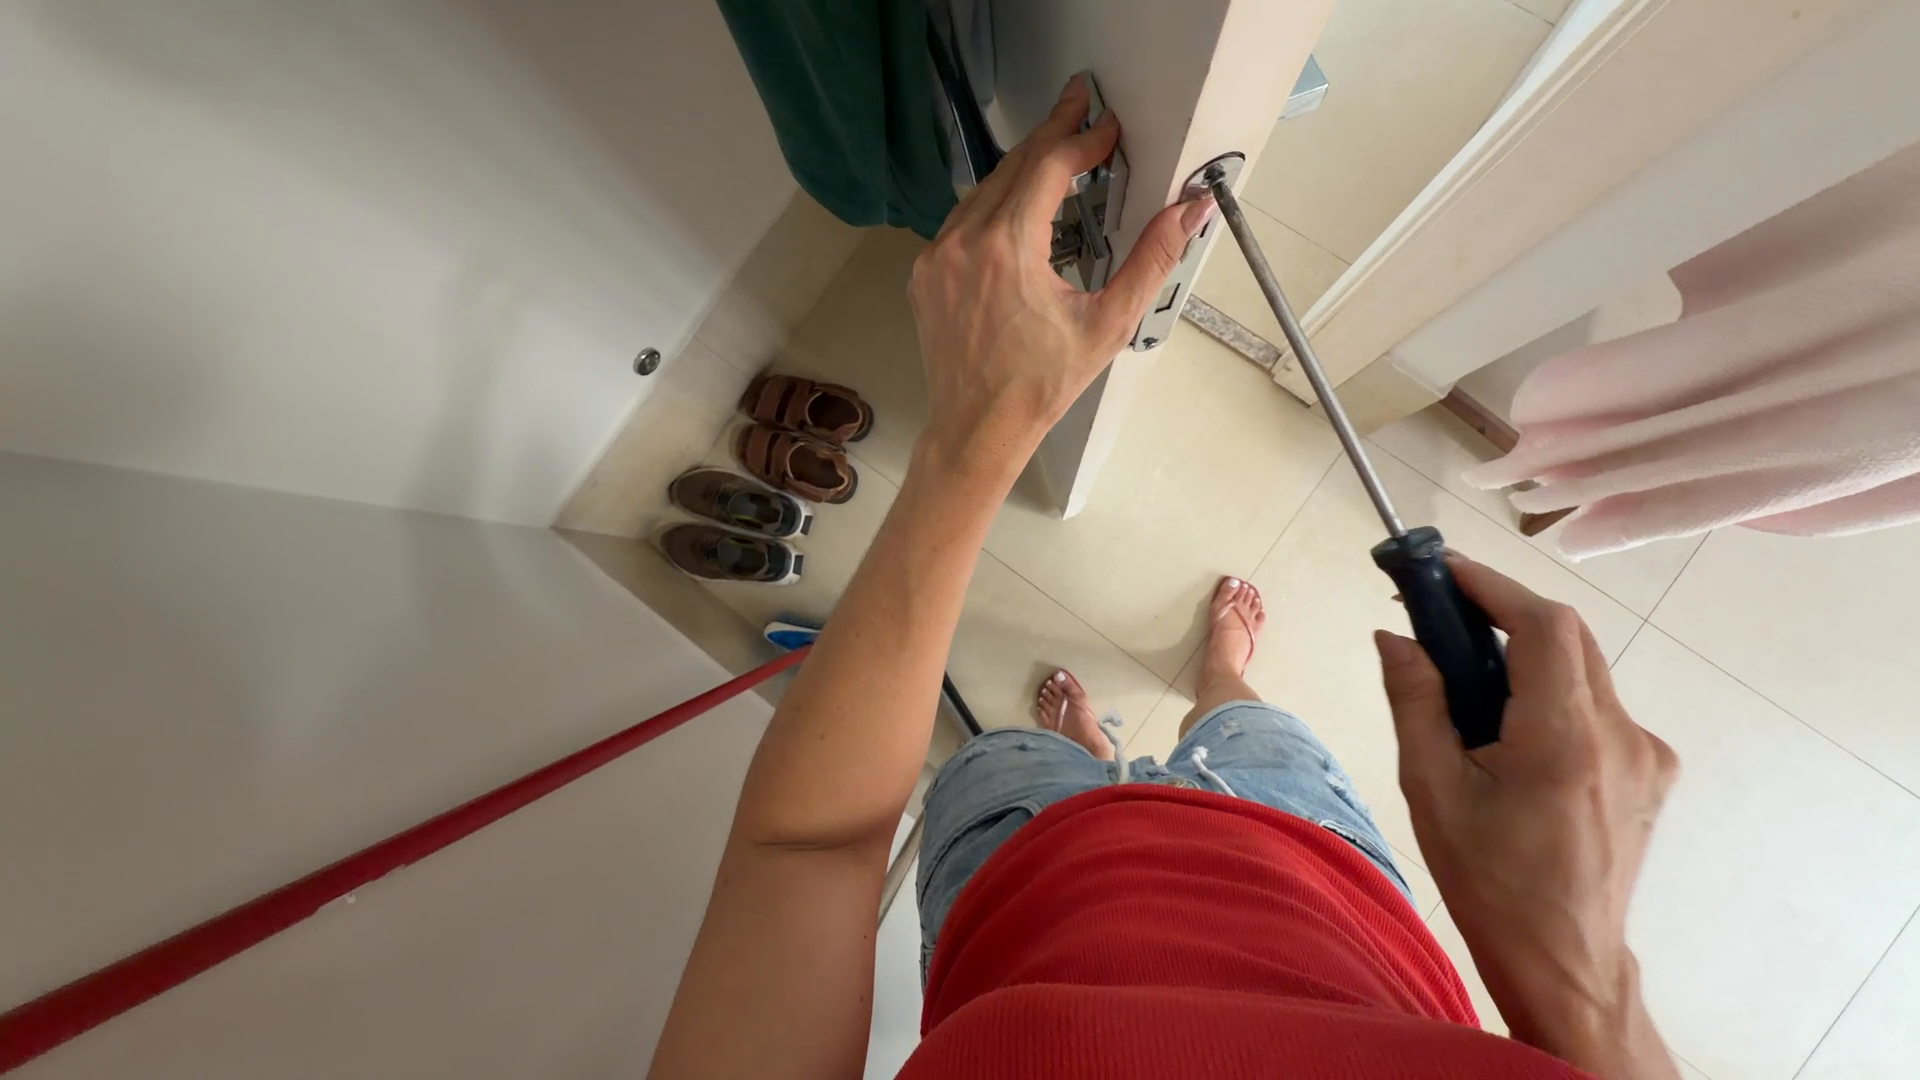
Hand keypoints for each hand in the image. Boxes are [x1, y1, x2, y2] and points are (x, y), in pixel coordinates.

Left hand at [907, 75, 1214, 478]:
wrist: (978, 427)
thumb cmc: (1039, 386)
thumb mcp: (1106, 325)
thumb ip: (1151, 260)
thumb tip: (1188, 212)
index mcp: (1008, 249)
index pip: (1048, 166)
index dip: (1082, 139)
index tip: (1108, 129)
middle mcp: (964, 244)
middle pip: (1013, 166)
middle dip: (1052, 135)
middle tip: (1081, 107)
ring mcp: (937, 259)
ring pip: (983, 190)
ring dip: (1021, 168)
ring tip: (1054, 154)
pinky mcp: (926, 275)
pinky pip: (960, 221)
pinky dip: (991, 204)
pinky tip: (1014, 207)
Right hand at [1375, 557, 1679, 1077]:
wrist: (1562, 957)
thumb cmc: (1484, 874)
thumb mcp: (1429, 785)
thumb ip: (1415, 699)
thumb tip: (1394, 635)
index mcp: (1564, 740)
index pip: (1544, 627)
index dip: (1492, 585)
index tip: (1437, 567)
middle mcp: (1621, 736)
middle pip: (1566, 636)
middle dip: (1498, 608)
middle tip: (1435, 610)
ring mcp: (1645, 752)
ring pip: (1578, 667)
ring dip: (1517, 649)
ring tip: (1457, 675)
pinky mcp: (1647, 767)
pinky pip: (1589, 699)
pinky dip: (1540, 685)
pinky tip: (1500, 721)